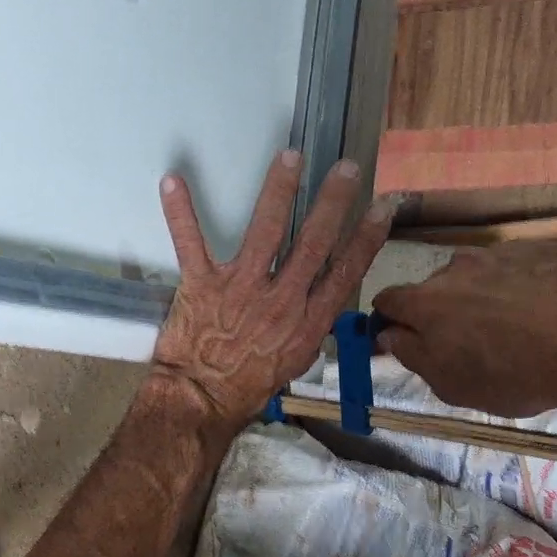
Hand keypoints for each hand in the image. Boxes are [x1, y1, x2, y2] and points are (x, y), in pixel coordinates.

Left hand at [152, 150, 397, 425]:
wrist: (200, 400)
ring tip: (289, 156)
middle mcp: (281, 299)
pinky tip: (173, 180)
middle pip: (314, 242)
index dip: (366, 238)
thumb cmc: (247, 387)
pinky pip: (190, 242)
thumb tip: (319, 300)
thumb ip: (308, 326)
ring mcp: (241, 289)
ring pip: (265, 230)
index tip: (383, 207)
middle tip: (347, 168)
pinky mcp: (202, 285)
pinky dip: (180, 211)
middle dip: (332, 202)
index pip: (345, 272)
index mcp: (307, 321)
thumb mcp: (293, 362)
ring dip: (279, 190)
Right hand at [371, 238, 556, 416]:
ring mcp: (505, 252)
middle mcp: (457, 267)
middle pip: (436, 286)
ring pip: (480, 272)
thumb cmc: (514, 374)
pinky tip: (549, 309)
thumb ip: (411, 355)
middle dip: (443, 308)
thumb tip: (389, 335)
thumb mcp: (450, 384)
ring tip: (515, 324)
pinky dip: (526, 283)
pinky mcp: (549, 246)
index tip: (405, 339)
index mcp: (426, 301)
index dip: (391, 321)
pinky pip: (524, 265)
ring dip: (484, 292)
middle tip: (469, 339)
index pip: (388, 301)